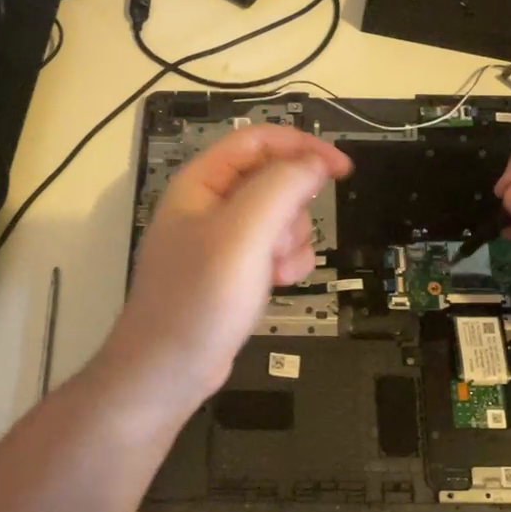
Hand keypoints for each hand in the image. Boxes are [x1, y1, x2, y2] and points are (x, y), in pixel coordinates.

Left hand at [103, 125, 351, 401]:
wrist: (169, 371)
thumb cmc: (200, 298)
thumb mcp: (243, 234)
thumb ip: (281, 187)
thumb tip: (315, 162)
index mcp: (202, 182)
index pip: (258, 140)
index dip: (302, 146)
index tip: (341, 168)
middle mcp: (211, 204)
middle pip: (275, 180)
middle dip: (293, 209)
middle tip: (280, 240)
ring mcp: (223, 239)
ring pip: (282, 217)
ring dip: (292, 242)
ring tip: (273, 270)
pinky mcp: (235, 269)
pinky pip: (276, 250)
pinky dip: (287, 264)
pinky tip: (277, 284)